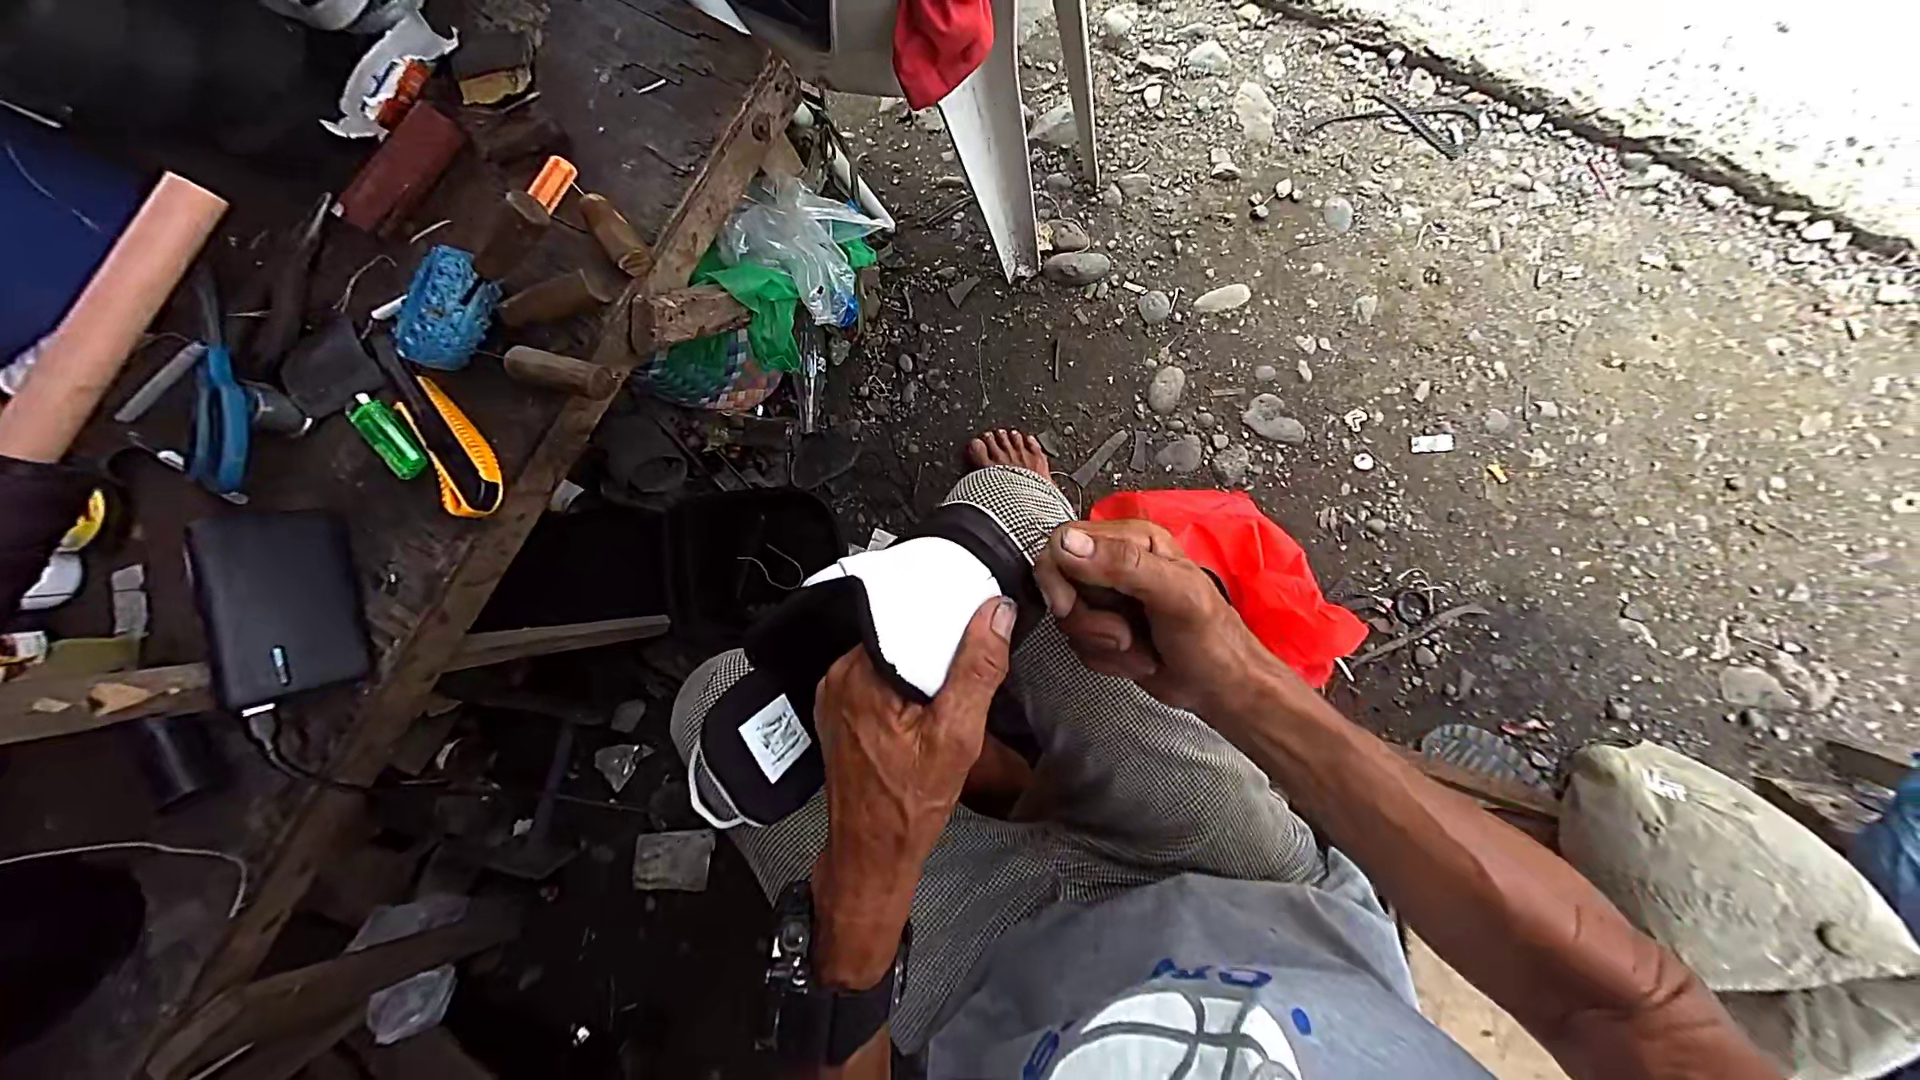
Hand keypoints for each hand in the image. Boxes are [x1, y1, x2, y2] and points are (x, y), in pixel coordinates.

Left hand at [810, 596, 1015, 987]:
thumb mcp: (957, 736)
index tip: (976, 623)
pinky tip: (923, 710)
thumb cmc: (904, 807)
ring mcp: (838, 693)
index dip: (950, 617)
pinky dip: (906, 683)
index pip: (912, 616)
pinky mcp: (842, 708)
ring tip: (944, 697)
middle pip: (903, 634)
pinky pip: (881, 675)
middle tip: (963, 674)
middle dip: (939, 647)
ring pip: (894, 654)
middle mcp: (841, 677)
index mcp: (861, 673)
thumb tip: (995, 616)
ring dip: (924, 667)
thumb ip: (978, 669)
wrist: (871, 851)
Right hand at [1033, 520, 1284, 717]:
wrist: (1221, 688)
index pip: (1064, 541)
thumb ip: (1123, 563)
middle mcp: (1116, 563)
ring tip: (1137, 644)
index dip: (1058, 575)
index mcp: (1133, 540)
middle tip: (1120, 632)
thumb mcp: (1174, 594)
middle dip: (1087, 618)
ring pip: (1068, 617)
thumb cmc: (1213, 640)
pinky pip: (1078, 643)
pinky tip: (1136, 656)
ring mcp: (1109, 598)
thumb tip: (1069, 543)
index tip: (1068, 604)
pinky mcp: (1104, 628)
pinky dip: (1106, 659)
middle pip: (1060, 583)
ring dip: (1101, 642)